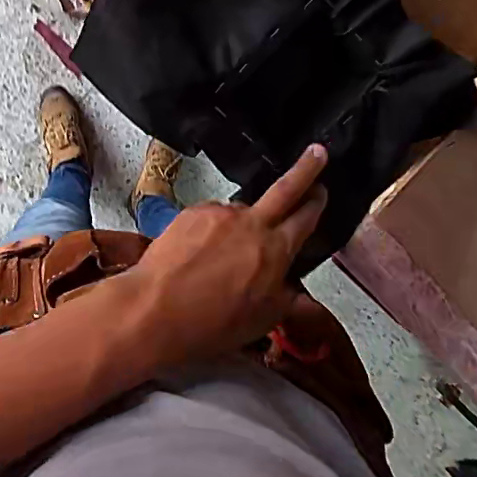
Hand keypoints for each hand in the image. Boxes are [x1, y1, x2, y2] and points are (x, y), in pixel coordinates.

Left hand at [116, 143, 328, 368]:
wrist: (154, 310)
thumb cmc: (209, 323)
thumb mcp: (262, 321)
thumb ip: (288, 300)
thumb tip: (300, 294)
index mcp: (276, 250)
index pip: (305, 217)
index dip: (316, 201)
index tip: (322, 190)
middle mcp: (252, 224)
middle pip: (286, 188)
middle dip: (306, 168)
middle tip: (317, 152)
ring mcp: (220, 214)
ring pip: (240, 211)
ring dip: (239, 226)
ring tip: (219, 260)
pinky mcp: (193, 212)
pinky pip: (211, 217)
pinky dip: (211, 231)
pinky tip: (198, 256)